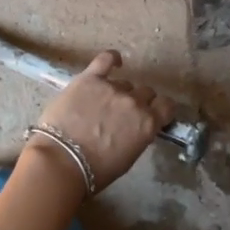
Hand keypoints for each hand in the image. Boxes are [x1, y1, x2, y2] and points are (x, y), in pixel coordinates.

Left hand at [32, 51, 172, 192]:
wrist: (62, 160)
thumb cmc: (95, 170)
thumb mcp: (128, 157)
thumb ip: (138, 135)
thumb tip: (135, 126)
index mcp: (148, 124)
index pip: (166, 106)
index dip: (160, 109)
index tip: (153, 112)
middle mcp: (134, 101)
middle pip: (145, 92)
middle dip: (137, 102)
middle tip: (122, 114)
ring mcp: (111, 87)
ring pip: (124, 82)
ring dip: (118, 91)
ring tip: (103, 103)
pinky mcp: (89, 78)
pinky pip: (105, 59)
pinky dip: (112, 58)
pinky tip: (114, 61)